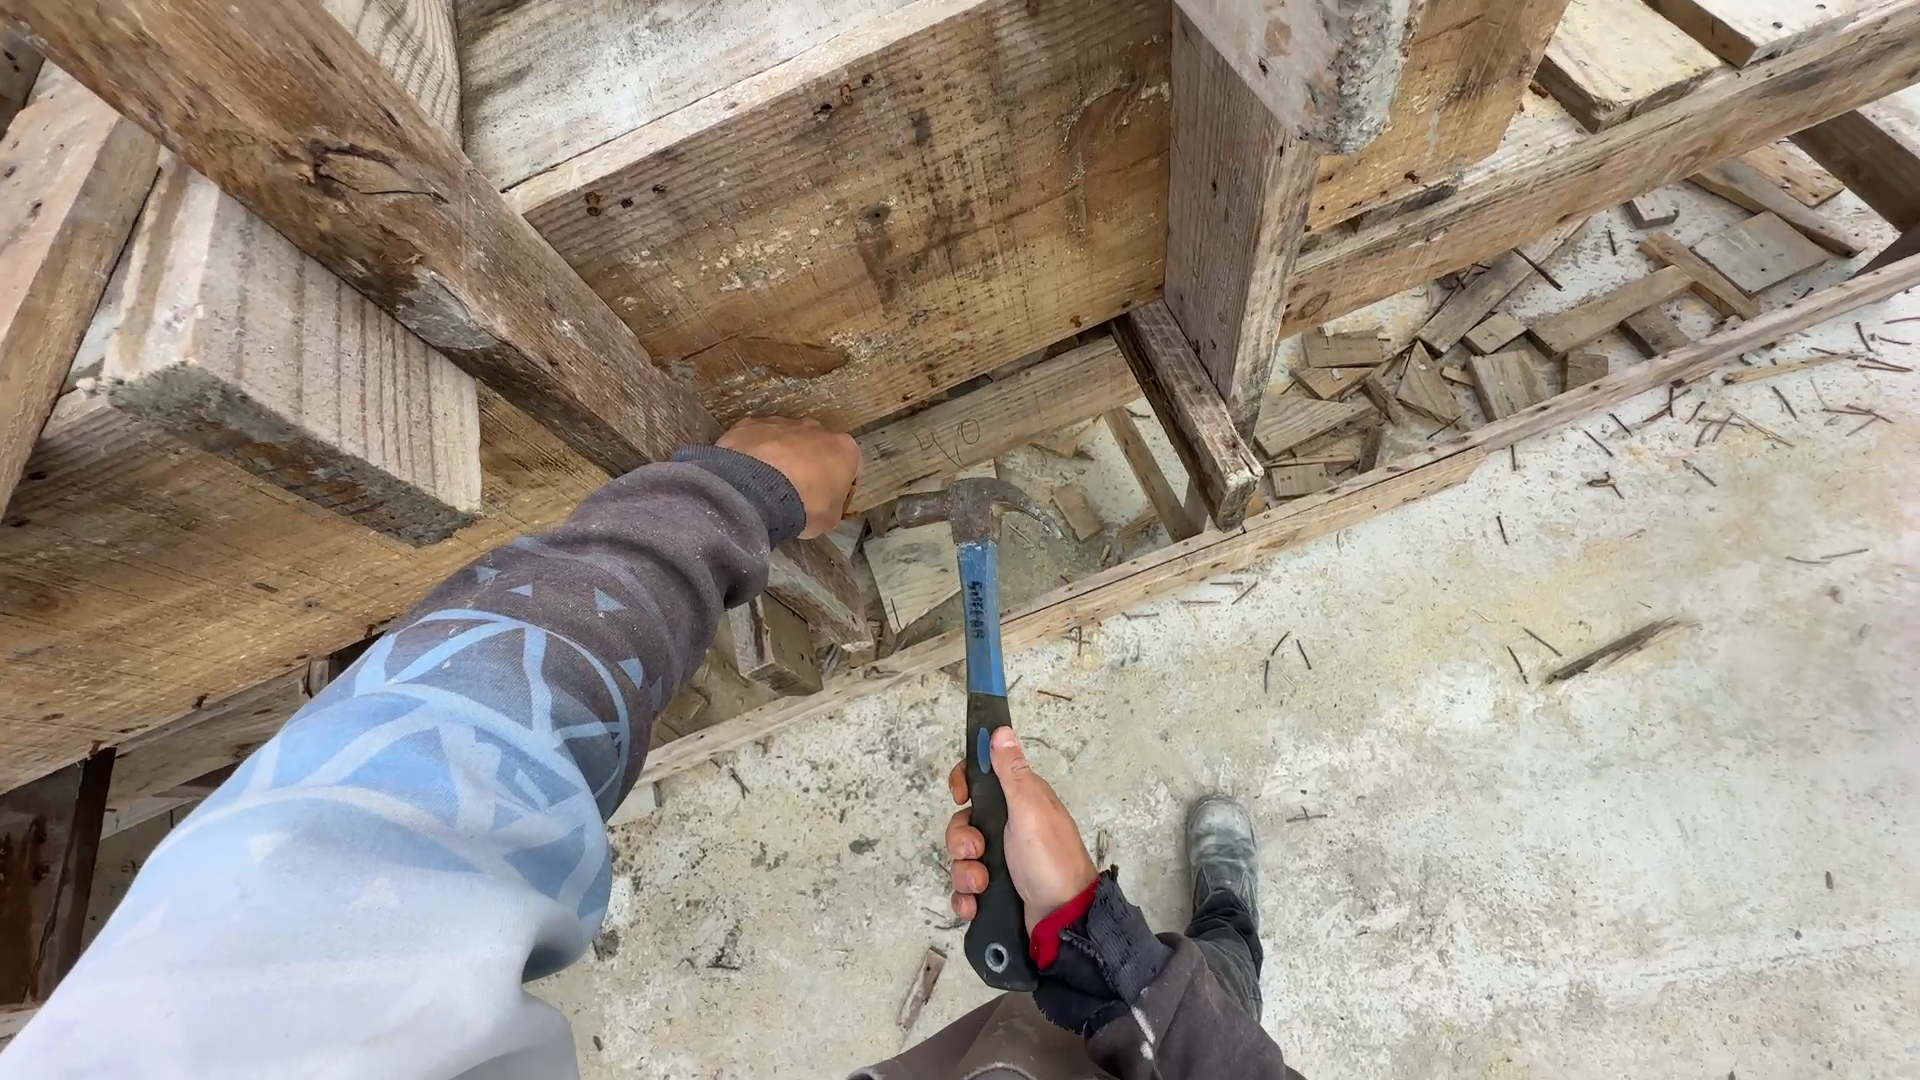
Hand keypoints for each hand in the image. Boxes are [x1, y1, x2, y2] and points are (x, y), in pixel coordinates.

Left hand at [716, 417, 861, 538]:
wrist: (757, 493)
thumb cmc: (803, 505)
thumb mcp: (830, 518)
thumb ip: (832, 505)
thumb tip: (824, 505)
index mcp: (844, 449)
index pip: (850, 464)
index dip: (840, 482)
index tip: (829, 496)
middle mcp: (816, 429)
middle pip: (817, 446)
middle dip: (809, 464)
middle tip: (797, 490)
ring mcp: (783, 423)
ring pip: (786, 438)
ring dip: (781, 457)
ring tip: (768, 484)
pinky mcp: (752, 424)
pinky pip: (757, 438)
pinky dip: (754, 452)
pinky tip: (748, 474)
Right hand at [946, 728, 1097, 931]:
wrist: (1063, 920)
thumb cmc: (1050, 857)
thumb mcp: (1030, 808)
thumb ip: (1011, 771)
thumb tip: (1001, 730)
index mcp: (1019, 800)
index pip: (981, 778)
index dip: (964, 783)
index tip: (961, 796)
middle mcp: (1008, 826)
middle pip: (964, 821)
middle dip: (961, 840)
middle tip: (978, 851)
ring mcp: (1001, 859)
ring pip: (961, 858)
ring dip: (964, 873)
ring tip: (982, 885)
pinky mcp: (996, 889)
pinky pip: (965, 889)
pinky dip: (966, 898)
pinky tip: (976, 905)